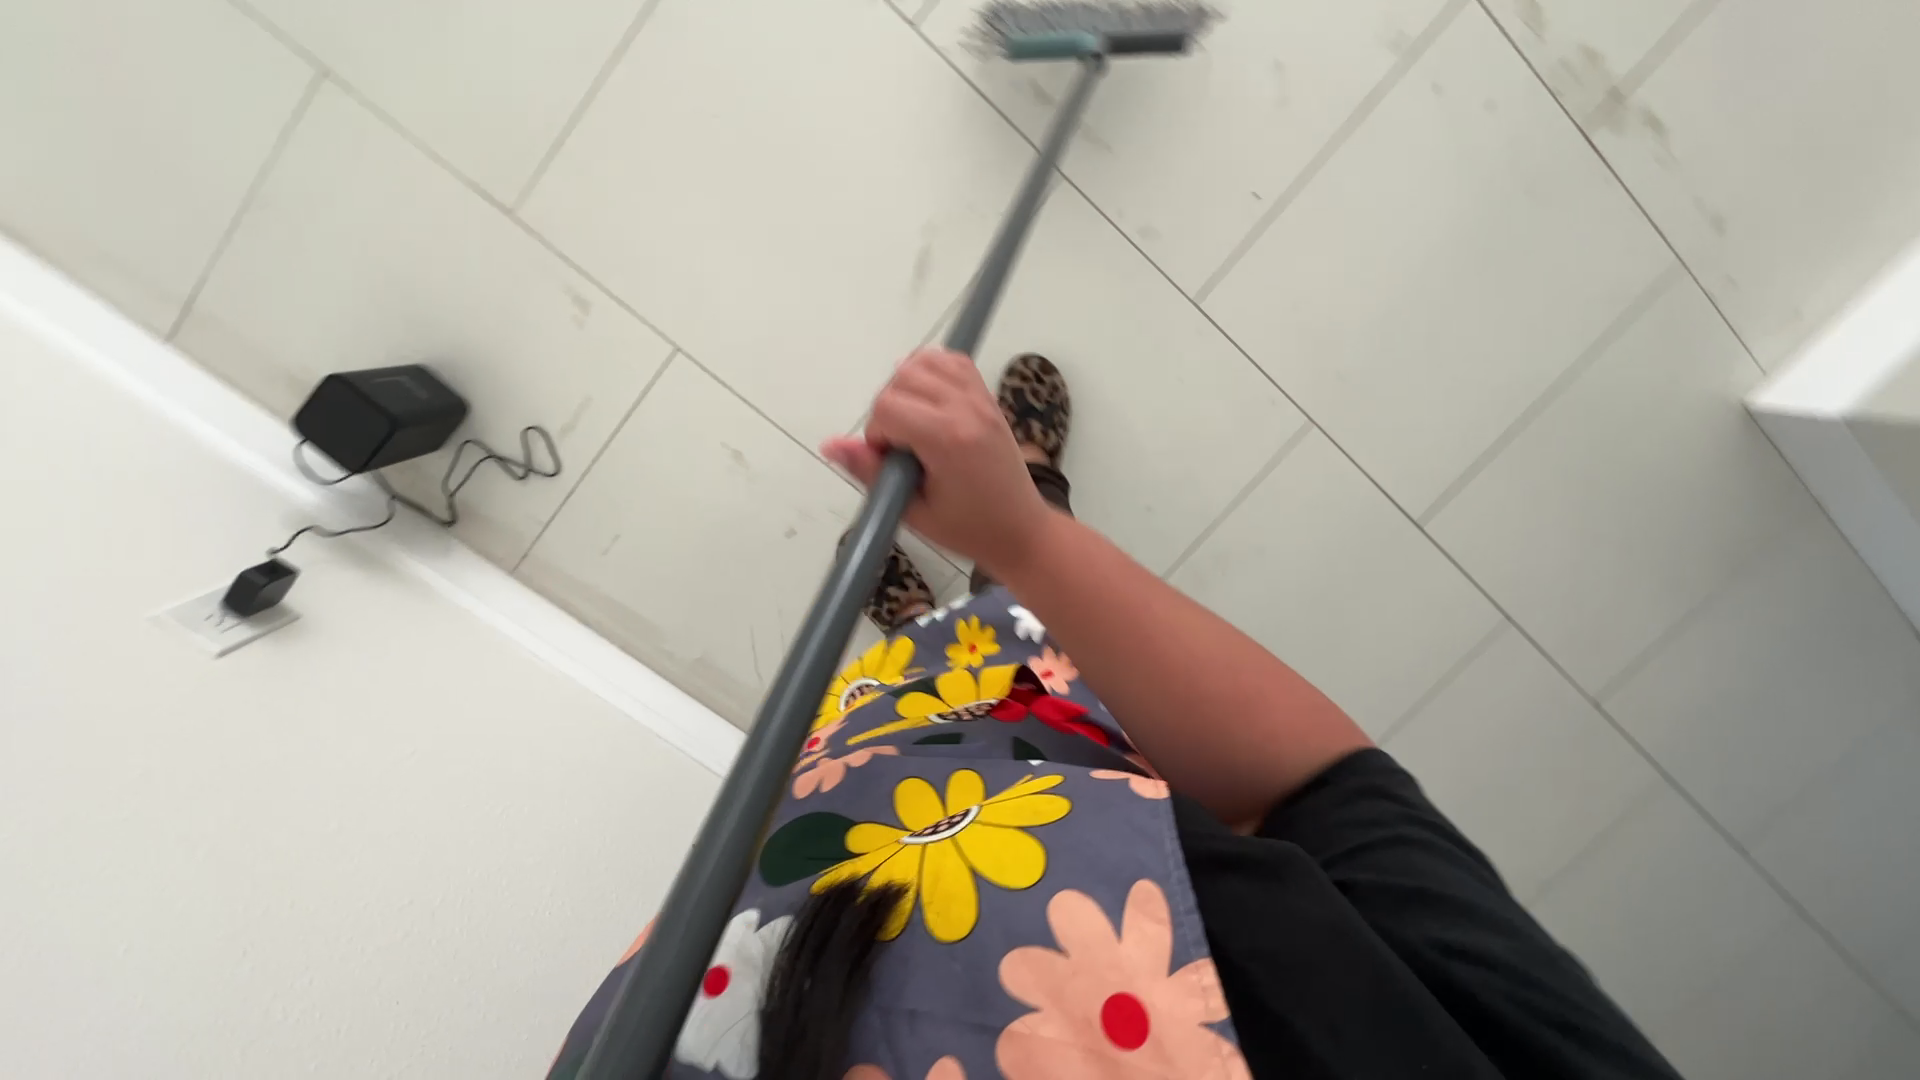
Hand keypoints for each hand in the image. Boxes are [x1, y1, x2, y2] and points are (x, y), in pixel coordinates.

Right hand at [823, 347, 1051, 575]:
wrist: (1020, 529)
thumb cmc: (967, 529)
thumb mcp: (912, 510)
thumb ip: (870, 472)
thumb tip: (829, 444)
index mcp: (948, 439)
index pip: (888, 406)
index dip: (877, 436)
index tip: (892, 464)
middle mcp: (966, 408)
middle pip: (901, 377)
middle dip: (889, 411)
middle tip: (903, 449)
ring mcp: (980, 398)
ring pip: (923, 361)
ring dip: (907, 387)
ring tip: (914, 425)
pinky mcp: (988, 397)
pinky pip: (952, 361)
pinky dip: (932, 372)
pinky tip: (929, 404)